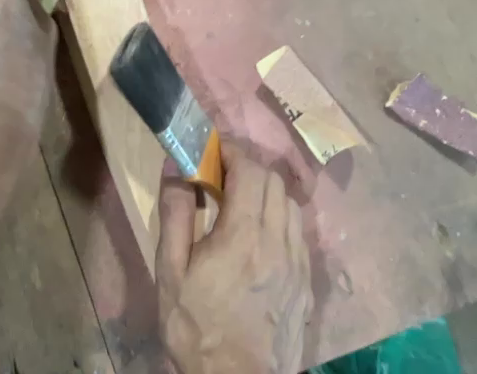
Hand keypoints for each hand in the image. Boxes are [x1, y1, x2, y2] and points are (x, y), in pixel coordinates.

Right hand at [157, 151, 311, 373]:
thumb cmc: (195, 327)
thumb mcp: (170, 270)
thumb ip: (175, 213)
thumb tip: (175, 166)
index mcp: (243, 237)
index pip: (251, 171)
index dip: (231, 151)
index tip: (210, 149)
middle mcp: (279, 245)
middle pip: (275, 182)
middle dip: (247, 167)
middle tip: (218, 174)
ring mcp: (298, 267)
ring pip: (291, 206)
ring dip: (266, 192)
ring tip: (238, 203)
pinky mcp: (306, 287)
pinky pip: (298, 235)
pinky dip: (279, 219)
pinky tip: (257, 236)